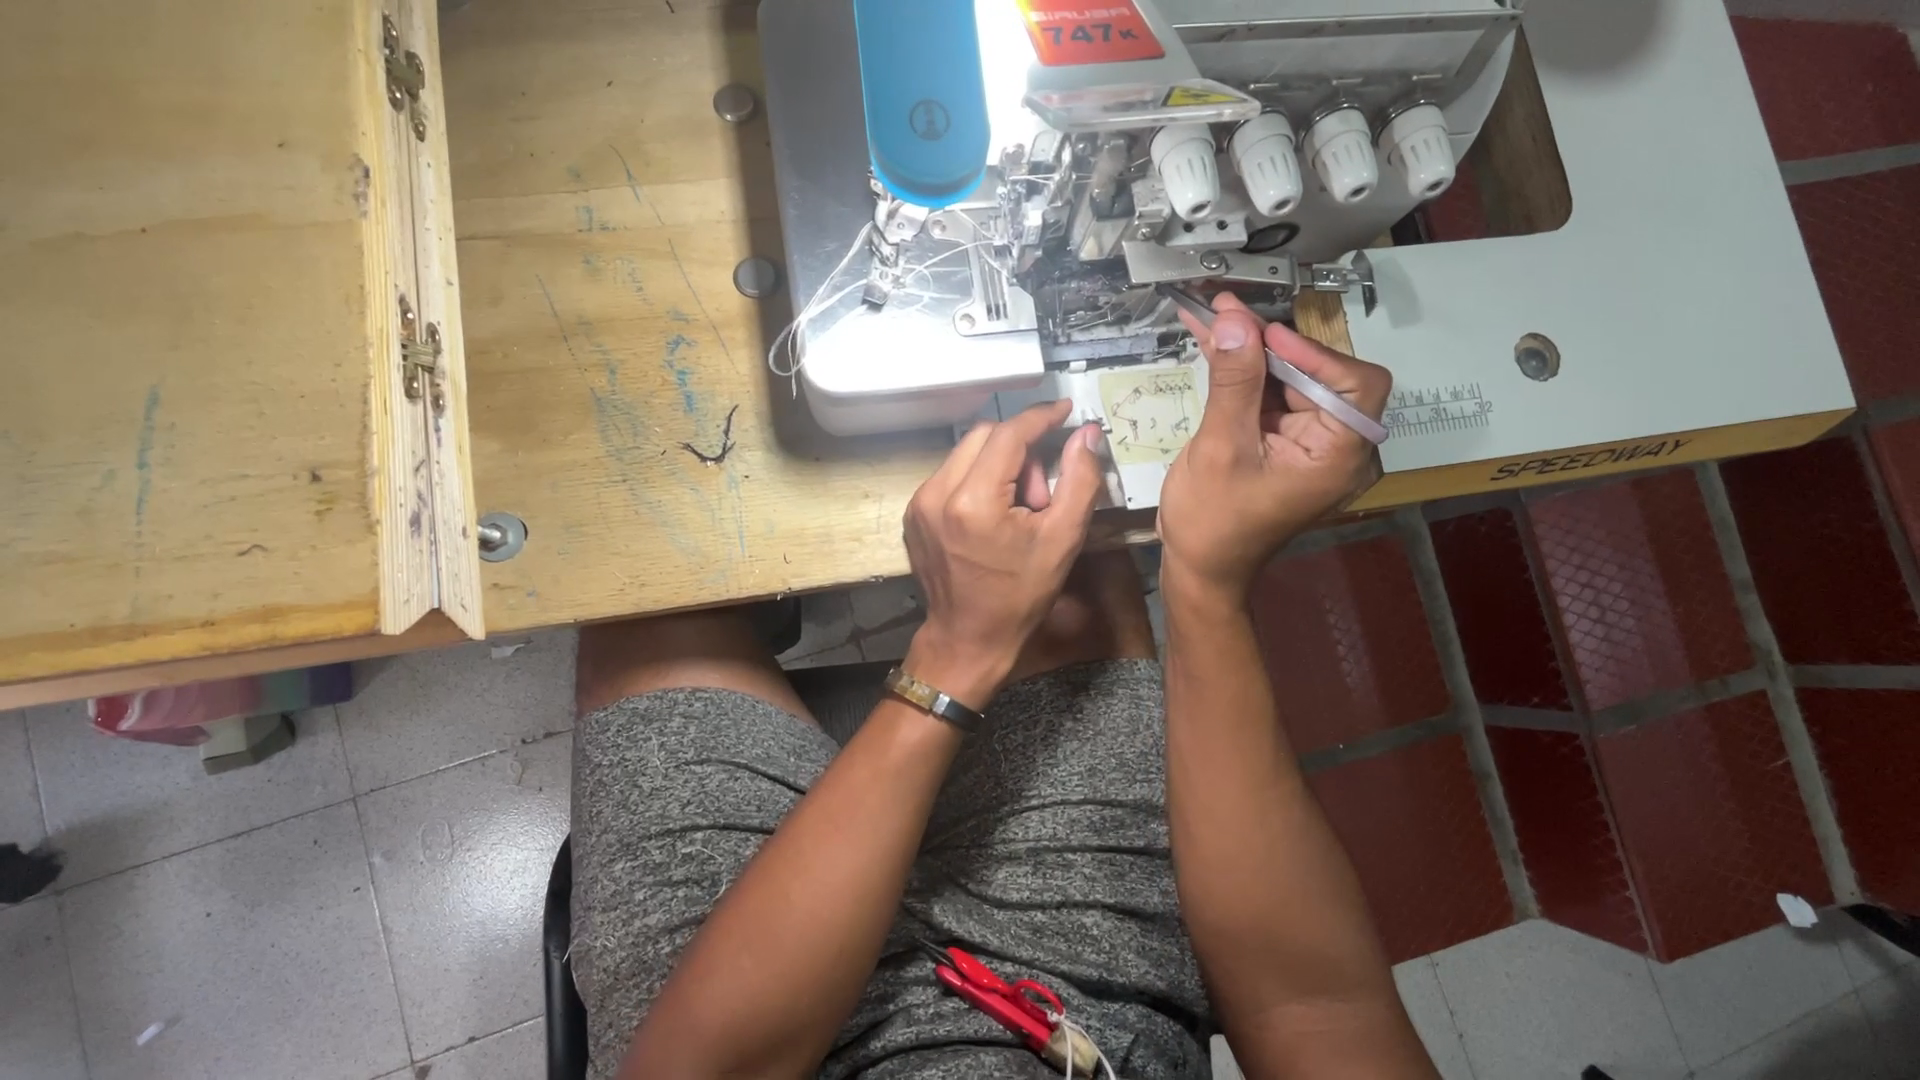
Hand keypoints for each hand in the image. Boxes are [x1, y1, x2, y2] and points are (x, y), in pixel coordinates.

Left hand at [903, 401, 1103, 708]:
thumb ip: (1080, 480)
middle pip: (984, 436)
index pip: (1008, 434)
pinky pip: (951, 474)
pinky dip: (977, 480)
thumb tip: (1086, 433)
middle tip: (1041, 493)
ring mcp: (919, 503)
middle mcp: (936, 493)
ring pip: (966, 452)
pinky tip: (994, 516)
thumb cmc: (1019, 596)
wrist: (968, 637)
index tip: (1064, 411)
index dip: (1040, 417)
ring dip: (999, 465)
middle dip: (1020, 450)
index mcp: (973, 501)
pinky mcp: (913, 512)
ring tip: (1019, 509)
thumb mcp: (1062, 539)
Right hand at [1158, 293, 1390, 603]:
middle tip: (1225, 312)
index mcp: (1340, 455)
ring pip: (1289, 380)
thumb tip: (1235, 319)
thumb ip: (1233, 382)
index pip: (1357, 384)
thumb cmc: (1213, 519)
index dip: (1314, 354)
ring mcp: (1310, 443)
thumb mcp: (1221, 447)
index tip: (1262, 335)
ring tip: (1211, 318)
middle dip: (1270, 345)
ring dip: (1249, 352)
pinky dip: (1242, 373)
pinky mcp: (1285, 441)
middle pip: (1319, 375)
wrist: (1198, 566)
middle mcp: (1337, 445)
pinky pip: (1270, 397)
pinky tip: (1212, 341)